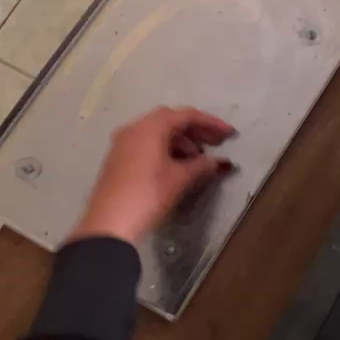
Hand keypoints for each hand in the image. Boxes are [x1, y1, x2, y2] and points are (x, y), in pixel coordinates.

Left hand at [68, 107, 236, 245]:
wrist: (110, 223)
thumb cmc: (149, 194)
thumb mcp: (181, 178)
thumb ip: (203, 165)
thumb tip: (219, 162)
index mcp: (150, 127)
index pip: (186, 116)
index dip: (211, 123)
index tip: (229, 134)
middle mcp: (134, 128)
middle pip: (170, 120)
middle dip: (196, 130)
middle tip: (216, 143)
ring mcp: (123, 143)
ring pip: (157, 132)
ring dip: (181, 140)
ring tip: (197, 159)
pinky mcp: (118, 158)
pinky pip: (146, 143)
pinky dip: (165, 148)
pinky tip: (177, 165)